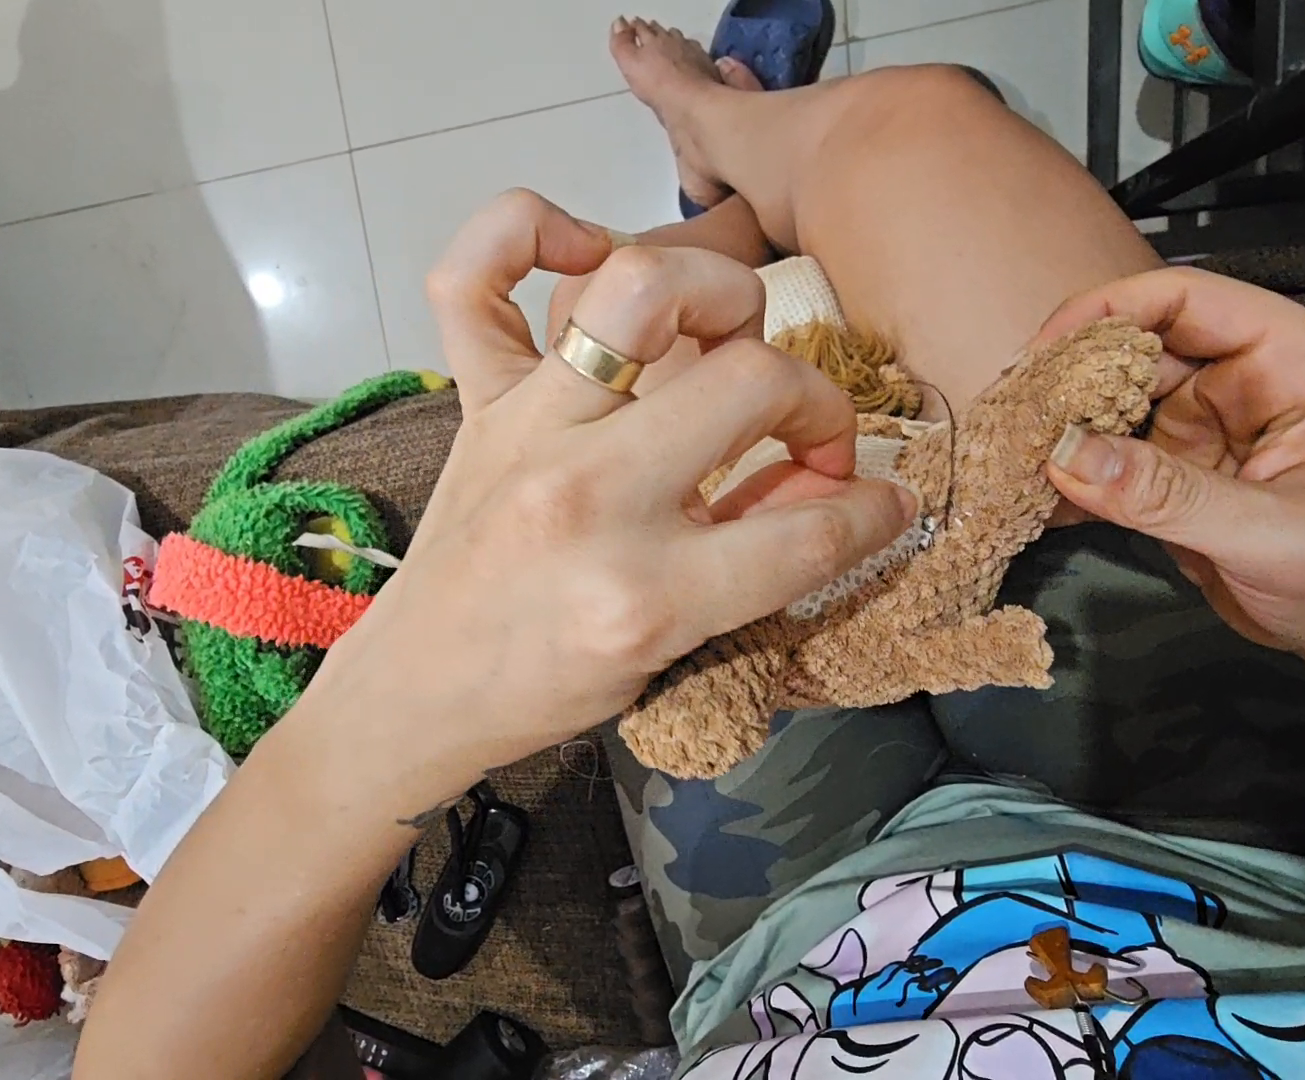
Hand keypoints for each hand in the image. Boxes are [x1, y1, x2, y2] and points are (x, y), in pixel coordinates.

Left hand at [307, 190, 914, 792]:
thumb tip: (835, 490)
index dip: (873, 513)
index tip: (882, 502)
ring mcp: (524, 434)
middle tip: (806, 433)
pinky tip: (584, 253)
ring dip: (716, 292)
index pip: (809, 535)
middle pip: (750, 382)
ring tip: (726, 338)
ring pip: (641, 288)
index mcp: (645, 595)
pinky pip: (474, 277)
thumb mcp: (674, 651)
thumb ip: (763, 568)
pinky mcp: (476, 405)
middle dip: (816, 402)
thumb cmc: (546, 688)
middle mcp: (588, 497)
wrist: (421, 691)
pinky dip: (528, 232)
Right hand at [1034, 267, 1304, 677]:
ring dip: (1055, 430)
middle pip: (1132, 351)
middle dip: (1064, 378)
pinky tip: (1025, 498)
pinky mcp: (1171, 474)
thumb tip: (1058, 453)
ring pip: (1107, 407)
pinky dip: (1065, 477)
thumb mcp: (1279, 538)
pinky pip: (1103, 462)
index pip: (1186, 302)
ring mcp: (1199, 430)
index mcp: (1293, 363)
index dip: (1106, 311)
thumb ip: (1169, 495)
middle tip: (1003, 414)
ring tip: (999, 455)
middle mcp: (1239, 383)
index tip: (1035, 355)